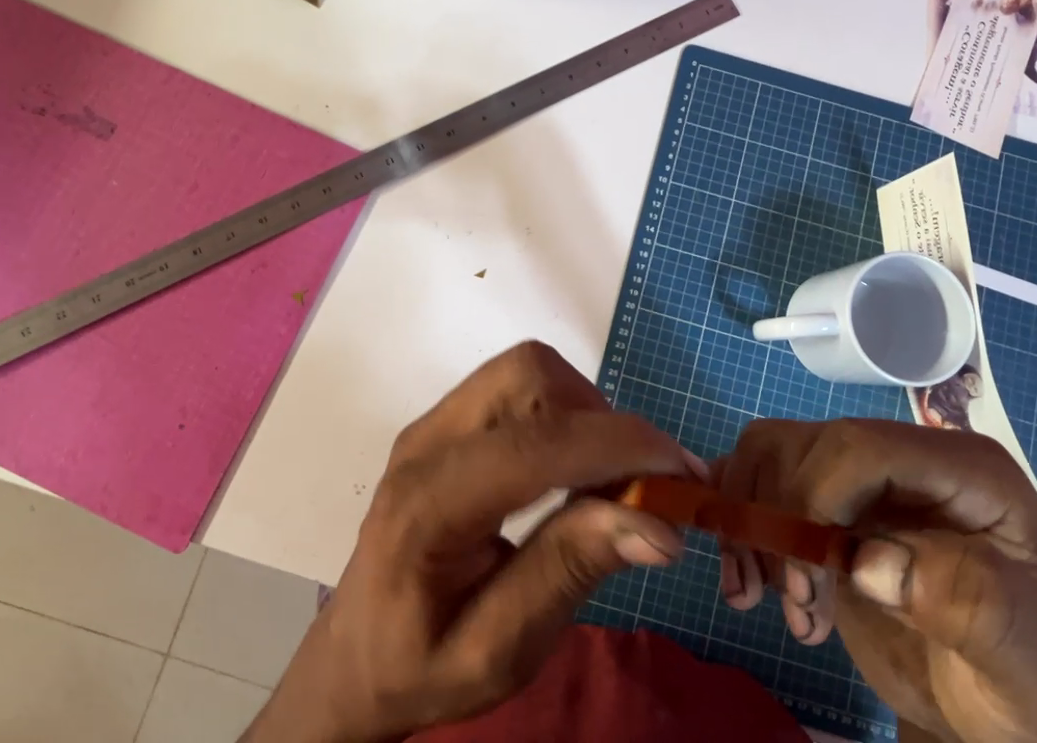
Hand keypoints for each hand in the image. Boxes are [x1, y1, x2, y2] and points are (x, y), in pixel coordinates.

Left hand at [244, 342, 701, 742]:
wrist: (352, 658)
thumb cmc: (419, 667)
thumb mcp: (497, 652)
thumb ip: (567, 574)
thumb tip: (658, 523)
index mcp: (428, 505)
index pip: (535, 446)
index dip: (618, 447)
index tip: (684, 474)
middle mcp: (425, 443)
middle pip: (527, 377)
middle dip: (598, 416)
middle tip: (636, 484)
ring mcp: (431, 426)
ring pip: (525, 370)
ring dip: (583, 410)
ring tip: (607, 479)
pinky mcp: (444, 426)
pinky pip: (515, 388)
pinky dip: (563, 412)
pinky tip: (573, 470)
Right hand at [717, 419, 1036, 742]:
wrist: (997, 716)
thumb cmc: (1027, 687)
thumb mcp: (1031, 663)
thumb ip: (970, 604)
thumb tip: (868, 561)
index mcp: (965, 471)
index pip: (862, 446)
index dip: (815, 497)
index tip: (808, 581)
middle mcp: (906, 459)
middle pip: (804, 447)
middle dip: (778, 524)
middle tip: (794, 606)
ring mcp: (862, 481)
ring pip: (768, 456)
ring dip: (749, 527)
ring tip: (765, 602)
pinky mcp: (823, 507)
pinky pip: (756, 483)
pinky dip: (737, 528)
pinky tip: (748, 587)